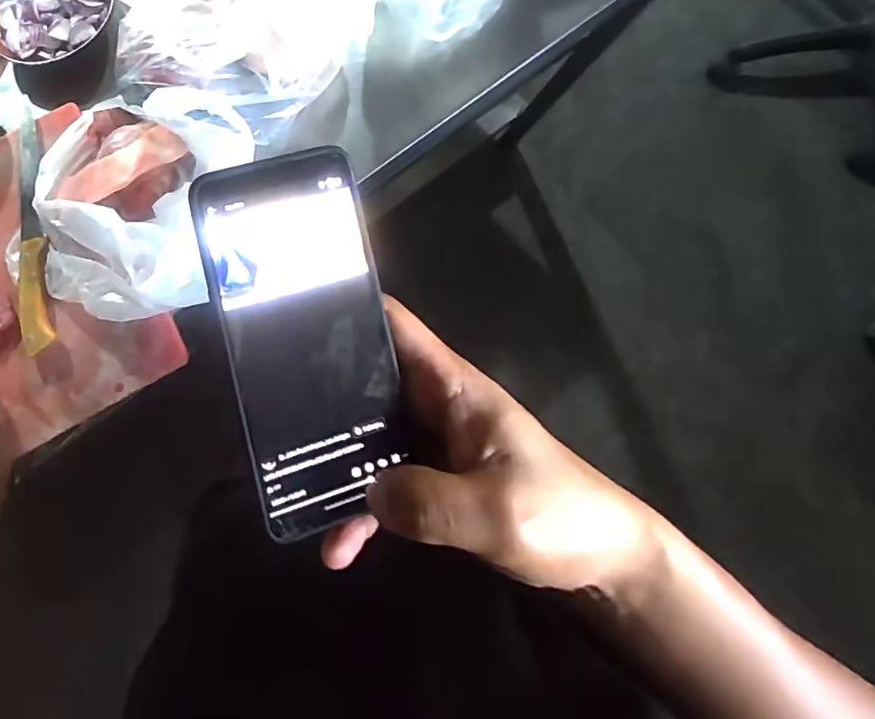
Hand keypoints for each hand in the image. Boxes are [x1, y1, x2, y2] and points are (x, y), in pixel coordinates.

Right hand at [321, 298, 663, 596]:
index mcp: (451, 384)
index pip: (395, 324)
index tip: (296, 314)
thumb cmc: (561, 516)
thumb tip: (367, 492)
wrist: (605, 566)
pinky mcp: (429, 481)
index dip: (349, 309)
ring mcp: (428, 442)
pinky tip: (337, 547)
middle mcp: (432, 403)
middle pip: (364, 377)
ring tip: (292, 493)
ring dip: (333, 464)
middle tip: (269, 404)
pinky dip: (359, 509)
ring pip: (365, 437)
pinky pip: (381, 485)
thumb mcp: (497, 512)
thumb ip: (431, 502)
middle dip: (319, 389)